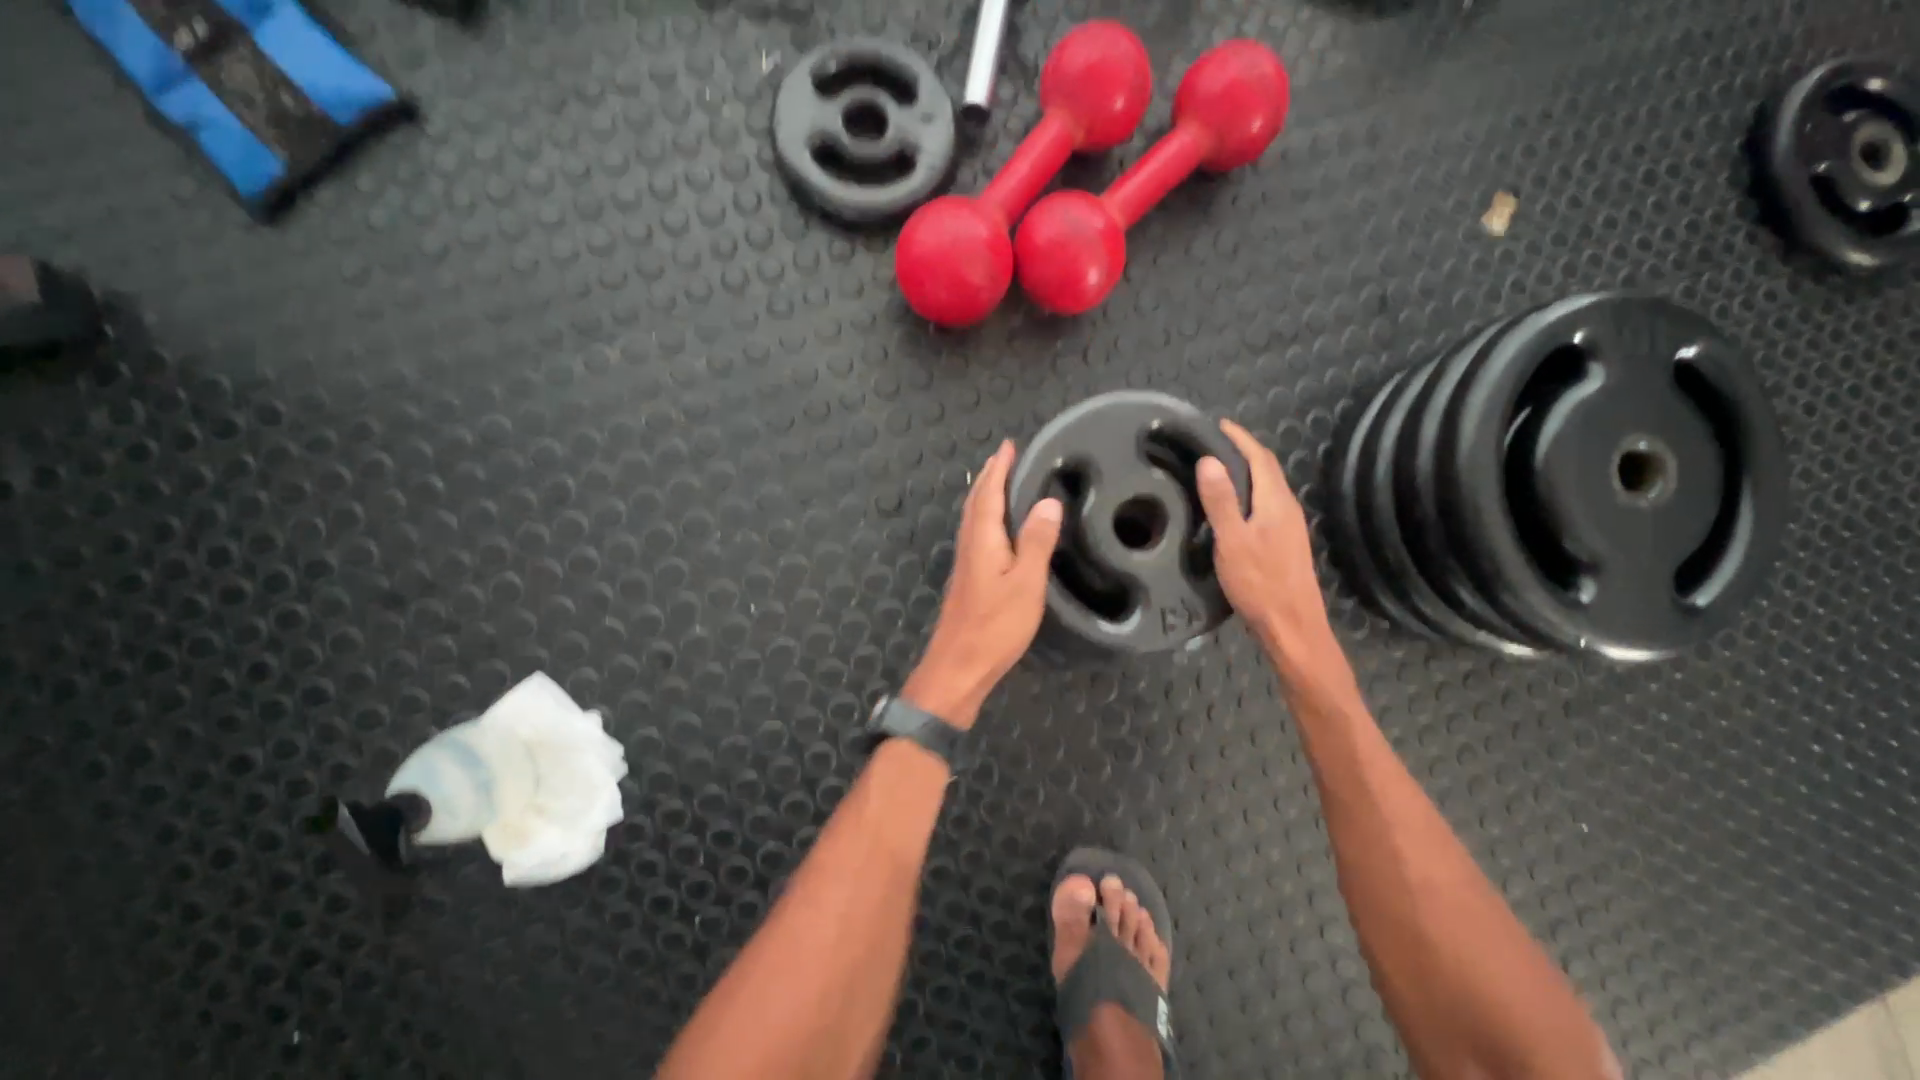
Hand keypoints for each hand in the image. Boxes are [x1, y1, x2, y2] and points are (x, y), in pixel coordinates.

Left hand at [901, 440, 1062, 729]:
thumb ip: (1036, 541)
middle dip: (989, 478)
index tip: (1008, 446)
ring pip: (974, 520)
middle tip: (1004, 458)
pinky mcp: (968, 580)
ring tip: (1001, 484)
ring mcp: (966, 564)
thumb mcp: (1026, 583)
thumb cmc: (995, 626)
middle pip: (976, 503)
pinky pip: (977, 536)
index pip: (989, 494)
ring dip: (986, 497)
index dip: (999, 469)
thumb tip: (1047, 501)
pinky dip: (987, 519)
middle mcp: (969, 545)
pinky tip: (996, 530)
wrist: (959, 666)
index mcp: (982, 539)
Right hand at [1196, 419, 1332, 651]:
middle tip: (1214, 443)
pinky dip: (1250, 494)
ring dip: (1248, 473)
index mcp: (1276, 503)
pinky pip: (1267, 506)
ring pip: (1268, 489)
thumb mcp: (1232, 541)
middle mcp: (1288, 509)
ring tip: (1218, 470)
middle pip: (1268, 470)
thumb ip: (1221, 501)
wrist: (1293, 626)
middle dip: (1244, 452)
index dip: (1241, 438)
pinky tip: (1233, 508)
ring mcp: (1290, 528)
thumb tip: (1209, 460)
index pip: (1260, 458)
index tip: (1220, 424)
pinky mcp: (1286, 544)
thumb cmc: (1260, 584)